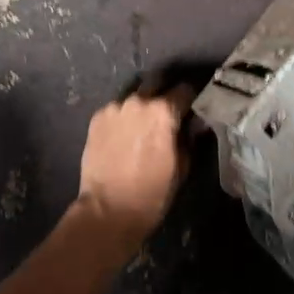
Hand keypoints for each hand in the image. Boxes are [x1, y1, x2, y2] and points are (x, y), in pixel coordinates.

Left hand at [74, 86, 194, 243]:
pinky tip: (123, 135)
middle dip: (165, 94)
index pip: (184, 90)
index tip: (194, 106)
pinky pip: (116, 110)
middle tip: (168, 112)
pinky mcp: (97, 117)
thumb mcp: (181, 168)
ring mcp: (114, 107)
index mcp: (162, 111)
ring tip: (142, 126)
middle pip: (156, 84)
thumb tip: (196, 123)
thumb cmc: (151, 193)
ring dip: (141, 106)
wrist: (107, 209)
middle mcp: (137, 101)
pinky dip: (123, 117)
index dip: (191, 97)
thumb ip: (188, 138)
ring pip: (134, 97)